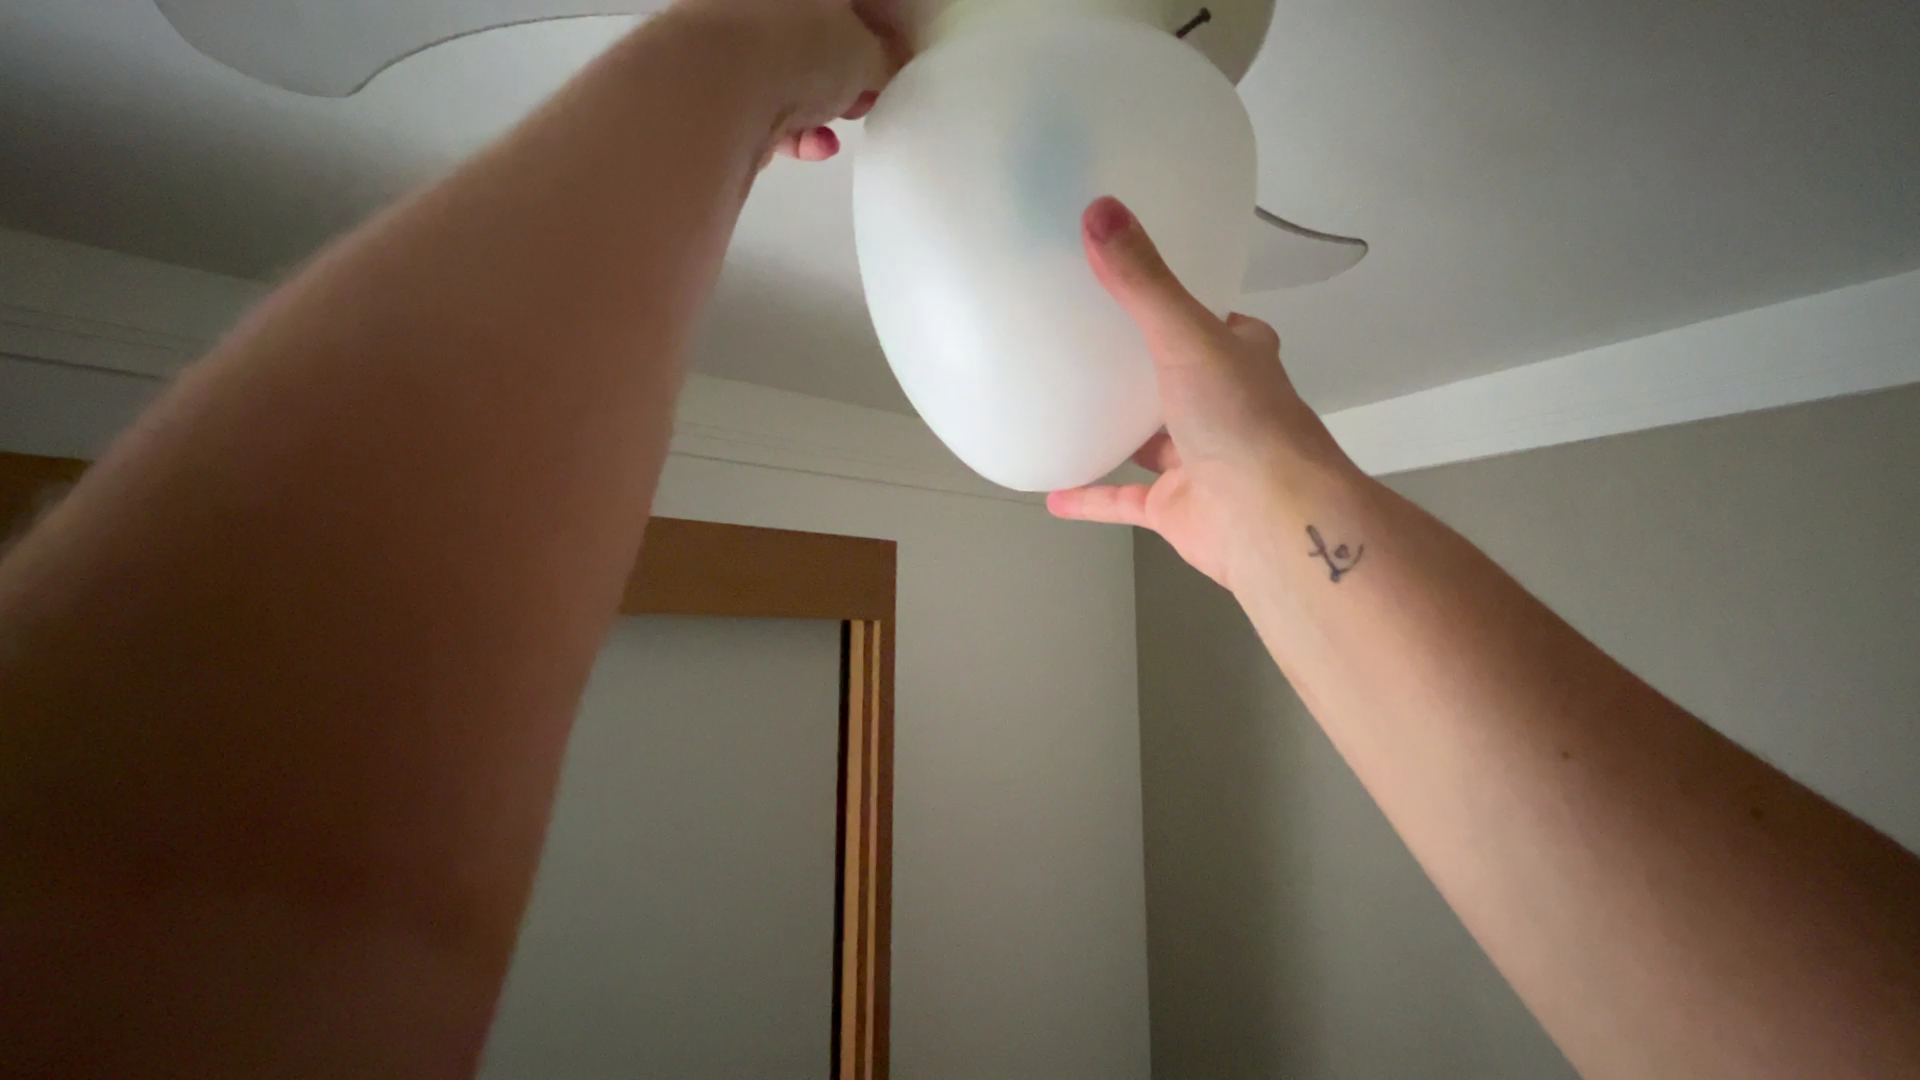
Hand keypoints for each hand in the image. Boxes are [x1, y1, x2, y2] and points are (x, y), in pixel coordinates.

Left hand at [679, 0, 908, 161]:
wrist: (716, 87)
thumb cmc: (801, 46)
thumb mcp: (865, 50)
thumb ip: (885, 58)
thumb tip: (890, 65)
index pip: (853, 2)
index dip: (880, 29)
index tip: (896, 59)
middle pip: (816, 30)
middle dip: (846, 66)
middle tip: (869, 94)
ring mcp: (730, 31)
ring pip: (790, 68)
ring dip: (823, 101)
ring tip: (843, 124)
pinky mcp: (714, 79)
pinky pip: (765, 101)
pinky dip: (794, 126)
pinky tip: (815, 146)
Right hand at [1047, 197, 1358, 589]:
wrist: (1269, 517)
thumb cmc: (1241, 419)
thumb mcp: (1187, 336)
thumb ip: (1143, 283)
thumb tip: (1099, 212)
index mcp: (1238, 360)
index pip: (1211, 324)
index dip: (1179, 306)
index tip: (1135, 288)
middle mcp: (1222, 409)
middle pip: (1175, 381)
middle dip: (1139, 368)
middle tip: (1083, 345)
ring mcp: (1197, 462)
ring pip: (1147, 443)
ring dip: (1114, 432)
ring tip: (1063, 410)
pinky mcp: (1174, 508)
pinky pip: (1121, 500)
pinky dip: (1089, 497)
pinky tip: (1052, 492)